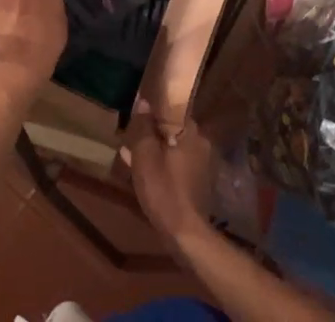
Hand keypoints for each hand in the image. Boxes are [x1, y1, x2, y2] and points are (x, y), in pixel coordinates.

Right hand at [123, 104, 215, 242]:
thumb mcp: (145, 155)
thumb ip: (144, 127)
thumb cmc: (164, 189)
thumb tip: (144, 102)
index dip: (154, 110)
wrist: (185, 233)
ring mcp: (202, 166)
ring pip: (174, 148)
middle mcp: (202, 145)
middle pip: (173, 130)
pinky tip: (144, 172)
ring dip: (156, 149)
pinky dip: (163, 164)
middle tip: (131, 135)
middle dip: (153, 132)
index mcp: (192, 134)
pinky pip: (177, 165)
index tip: (137, 114)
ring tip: (132, 153)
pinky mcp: (198, 183)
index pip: (174, 110)